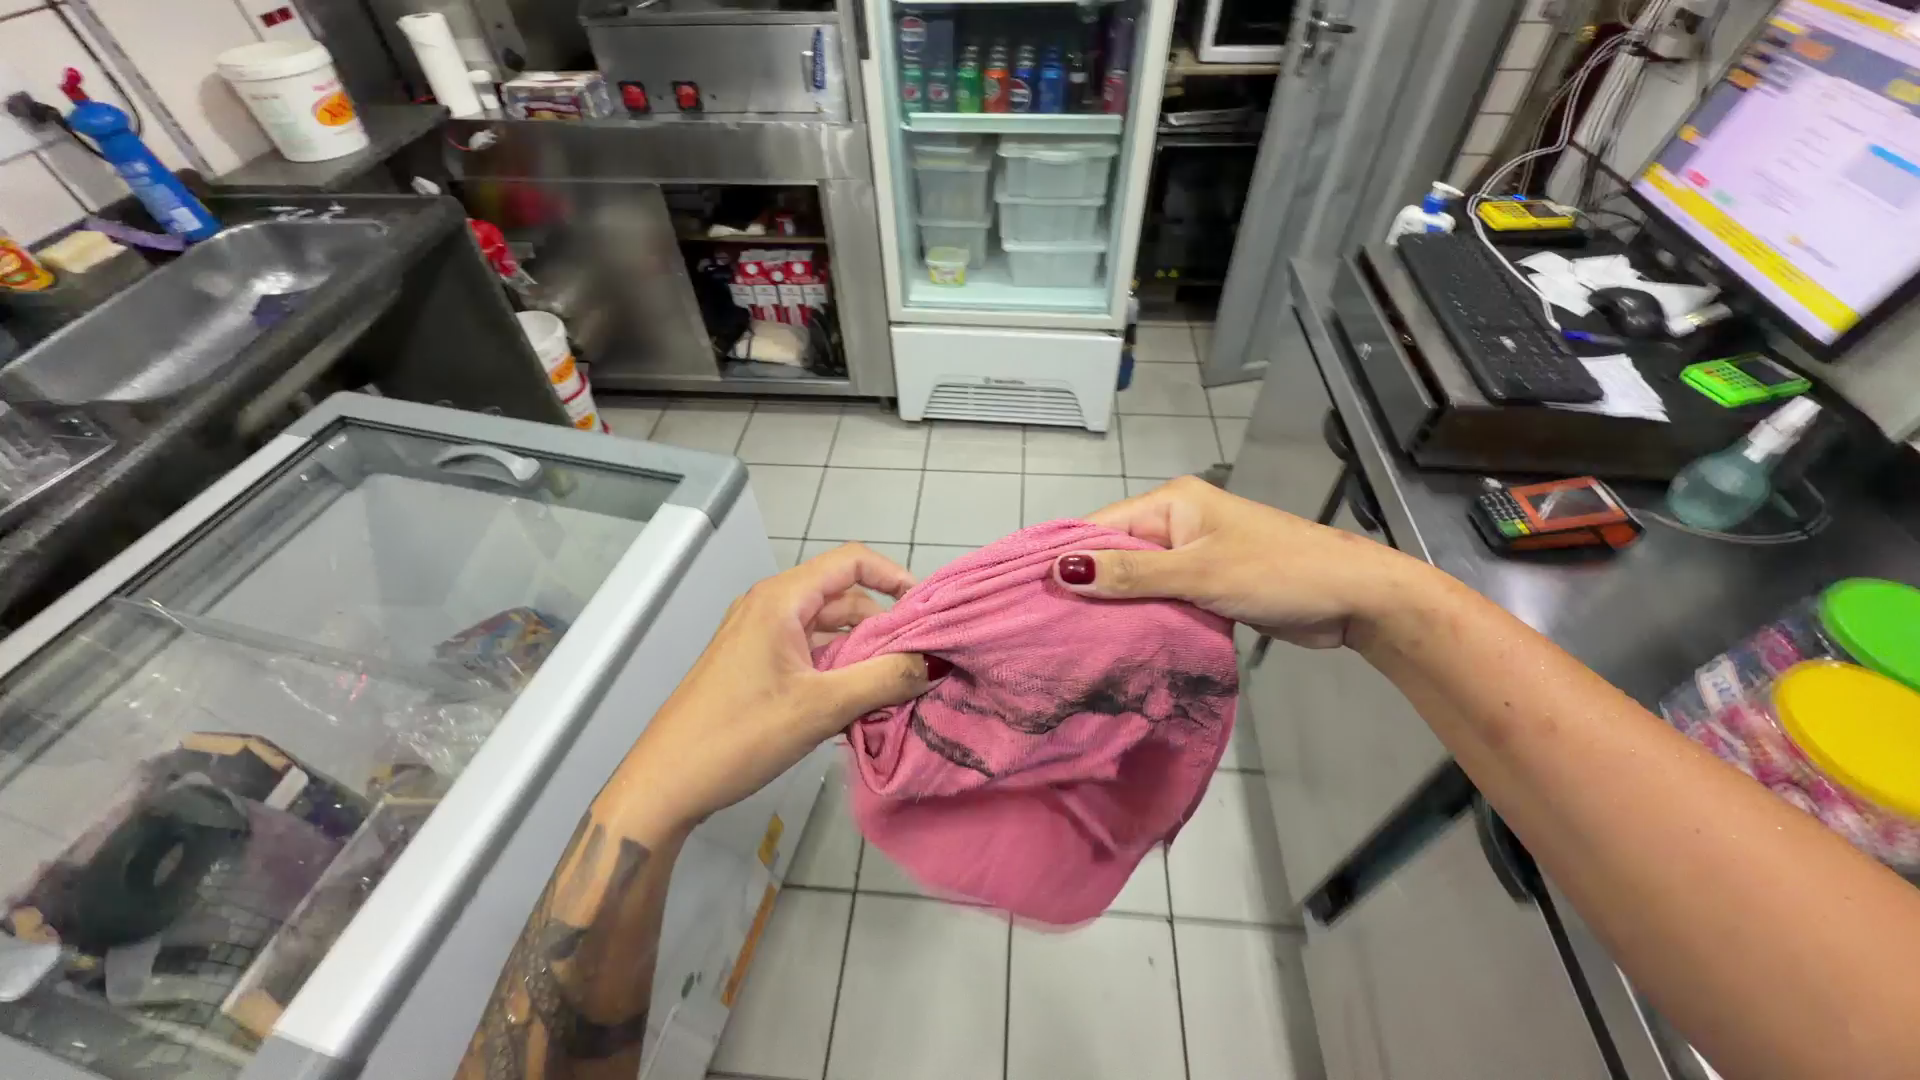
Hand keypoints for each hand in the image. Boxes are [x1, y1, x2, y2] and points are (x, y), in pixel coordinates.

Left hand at [615, 543, 942, 838]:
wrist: (665, 783)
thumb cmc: (740, 734)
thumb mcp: (822, 707)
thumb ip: (885, 679)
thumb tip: (936, 663)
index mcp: (781, 599)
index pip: (851, 561)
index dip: (894, 576)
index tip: (927, 609)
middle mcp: (770, 606)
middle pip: (842, 596)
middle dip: (883, 623)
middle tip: (920, 657)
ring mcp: (759, 636)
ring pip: (827, 628)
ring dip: (863, 650)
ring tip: (897, 683)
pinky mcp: (754, 664)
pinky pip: (809, 651)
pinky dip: (839, 666)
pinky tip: (860, 699)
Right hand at [1052, 476, 1426, 648]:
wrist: (1355, 598)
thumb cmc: (1277, 572)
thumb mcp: (1198, 573)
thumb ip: (1130, 574)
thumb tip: (1061, 571)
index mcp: (1172, 503)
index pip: (1100, 526)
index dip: (1067, 559)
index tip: (1030, 595)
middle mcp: (1176, 524)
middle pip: (1115, 554)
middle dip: (1088, 587)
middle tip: (1046, 626)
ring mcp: (1192, 556)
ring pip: (1137, 581)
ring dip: (1115, 607)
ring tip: (1070, 640)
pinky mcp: (1207, 586)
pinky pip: (1161, 599)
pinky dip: (1143, 618)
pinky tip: (1116, 644)